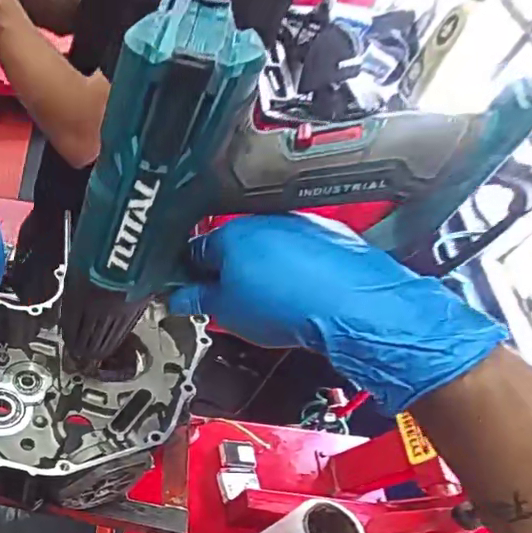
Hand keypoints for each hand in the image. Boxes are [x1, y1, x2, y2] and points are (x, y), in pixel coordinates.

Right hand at [172, 214, 506, 410]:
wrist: (351, 306)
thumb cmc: (290, 304)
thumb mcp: (226, 311)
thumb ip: (197, 300)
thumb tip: (180, 298)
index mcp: (230, 233)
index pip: (193, 251)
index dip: (187, 276)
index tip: (187, 294)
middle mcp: (263, 220)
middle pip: (230, 247)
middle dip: (225, 274)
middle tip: (225, 306)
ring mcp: (298, 225)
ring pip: (264, 249)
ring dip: (258, 273)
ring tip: (264, 307)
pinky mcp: (327, 236)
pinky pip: (296, 253)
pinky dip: (289, 272)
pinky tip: (293, 298)